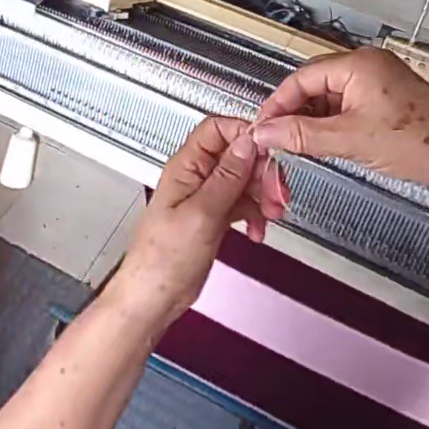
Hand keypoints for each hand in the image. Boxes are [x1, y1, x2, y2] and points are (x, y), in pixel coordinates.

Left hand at [109, 117, 285, 327]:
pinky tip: (257, 230)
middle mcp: (196, 177)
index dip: (247, 135)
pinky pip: (243, 203)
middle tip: (276, 194)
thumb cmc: (161, 262)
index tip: (269, 152)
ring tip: (270, 215)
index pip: (219, 129)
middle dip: (263, 173)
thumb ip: (227, 177)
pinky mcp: (214, 215)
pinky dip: (256, 214)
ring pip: (245, 179)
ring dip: (264, 195)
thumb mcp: (202, 214)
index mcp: (186, 167)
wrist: (153, 299)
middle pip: (239, 155)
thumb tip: (248, 143)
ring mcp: (206, 196)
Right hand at [251, 48, 428, 191]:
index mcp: (359, 64)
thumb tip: (268, 132)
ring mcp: (379, 79)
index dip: (279, 103)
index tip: (265, 126)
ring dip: (314, 118)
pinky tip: (328, 140)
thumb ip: (302, 135)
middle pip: (315, 83)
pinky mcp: (386, 96)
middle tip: (279, 137)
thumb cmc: (421, 143)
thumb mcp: (348, 140)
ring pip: (331, 95)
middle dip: (295, 111)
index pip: (302, 77)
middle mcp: (369, 64)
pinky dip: (333, 121)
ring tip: (303, 143)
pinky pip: (348, 103)